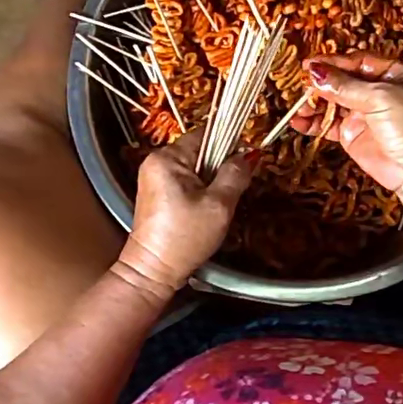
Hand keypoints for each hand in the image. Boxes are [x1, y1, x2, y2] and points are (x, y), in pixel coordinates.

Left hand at [118, 131, 253, 294]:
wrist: (153, 270)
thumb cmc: (183, 238)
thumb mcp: (219, 205)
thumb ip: (235, 174)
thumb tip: (249, 154)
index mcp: (166, 158)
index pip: (205, 133)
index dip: (229, 142)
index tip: (246, 158)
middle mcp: (155, 162)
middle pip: (199, 150)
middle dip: (220, 166)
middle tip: (232, 189)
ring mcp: (153, 178)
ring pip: (194, 167)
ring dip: (211, 181)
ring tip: (218, 203)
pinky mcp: (156, 194)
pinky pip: (184, 181)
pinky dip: (199, 191)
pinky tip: (205, 210)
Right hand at [294, 52, 402, 195]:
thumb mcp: (381, 97)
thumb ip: (344, 85)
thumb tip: (316, 72)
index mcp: (395, 73)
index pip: (357, 61)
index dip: (332, 62)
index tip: (308, 64)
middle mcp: (379, 90)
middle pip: (341, 81)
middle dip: (320, 84)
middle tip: (300, 87)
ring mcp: (365, 113)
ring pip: (331, 102)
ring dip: (313, 104)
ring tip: (298, 107)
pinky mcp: (353, 135)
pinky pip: (327, 125)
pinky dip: (312, 123)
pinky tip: (298, 121)